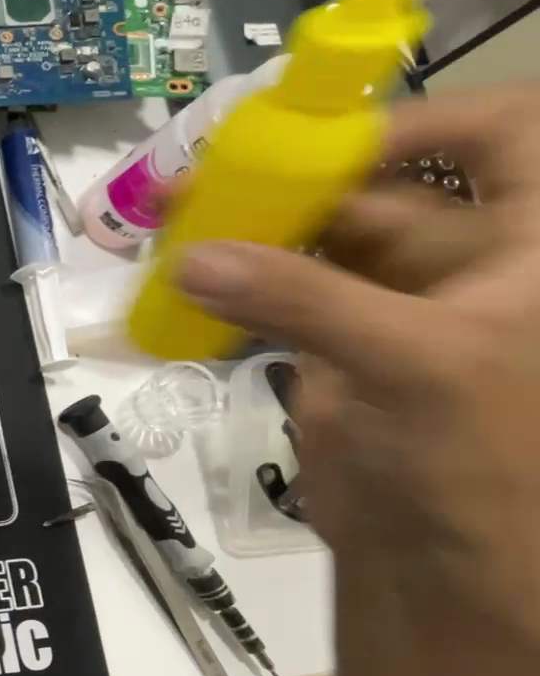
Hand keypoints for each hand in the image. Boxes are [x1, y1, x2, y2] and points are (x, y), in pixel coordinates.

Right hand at [172, 85, 539, 645]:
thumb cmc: (481, 450)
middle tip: (196, 190)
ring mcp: (392, 307)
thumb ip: (300, 301)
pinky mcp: (332, 351)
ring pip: (315, 250)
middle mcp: (471, 260)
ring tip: (172, 235)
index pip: (499, 134)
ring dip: (247, 242)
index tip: (314, 141)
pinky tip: (180, 289)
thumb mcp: (413, 359)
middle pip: (378, 192)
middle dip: (291, 187)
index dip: (414, 123)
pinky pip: (276, 304)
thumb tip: (191, 261)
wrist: (438, 553)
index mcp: (534, 240)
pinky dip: (229, 295)